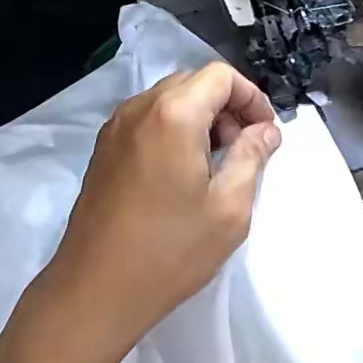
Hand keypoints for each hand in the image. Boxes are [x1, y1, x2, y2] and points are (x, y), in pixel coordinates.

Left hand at [32, 62, 280, 358]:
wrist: (96, 286)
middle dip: (225, 105)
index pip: (220, 75)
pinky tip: (180, 170)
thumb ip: (252, 157)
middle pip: (192, 81)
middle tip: (242, 148)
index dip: (250, 97)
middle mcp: (139, 107)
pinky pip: (146, 118)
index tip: (265, 133)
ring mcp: (115, 124)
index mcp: (173, 113)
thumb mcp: (228, 208)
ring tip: (214, 163)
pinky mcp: (103, 145)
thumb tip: (265, 129)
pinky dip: (172, 127)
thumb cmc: (169, 250)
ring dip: (198, 116)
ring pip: (168, 98)